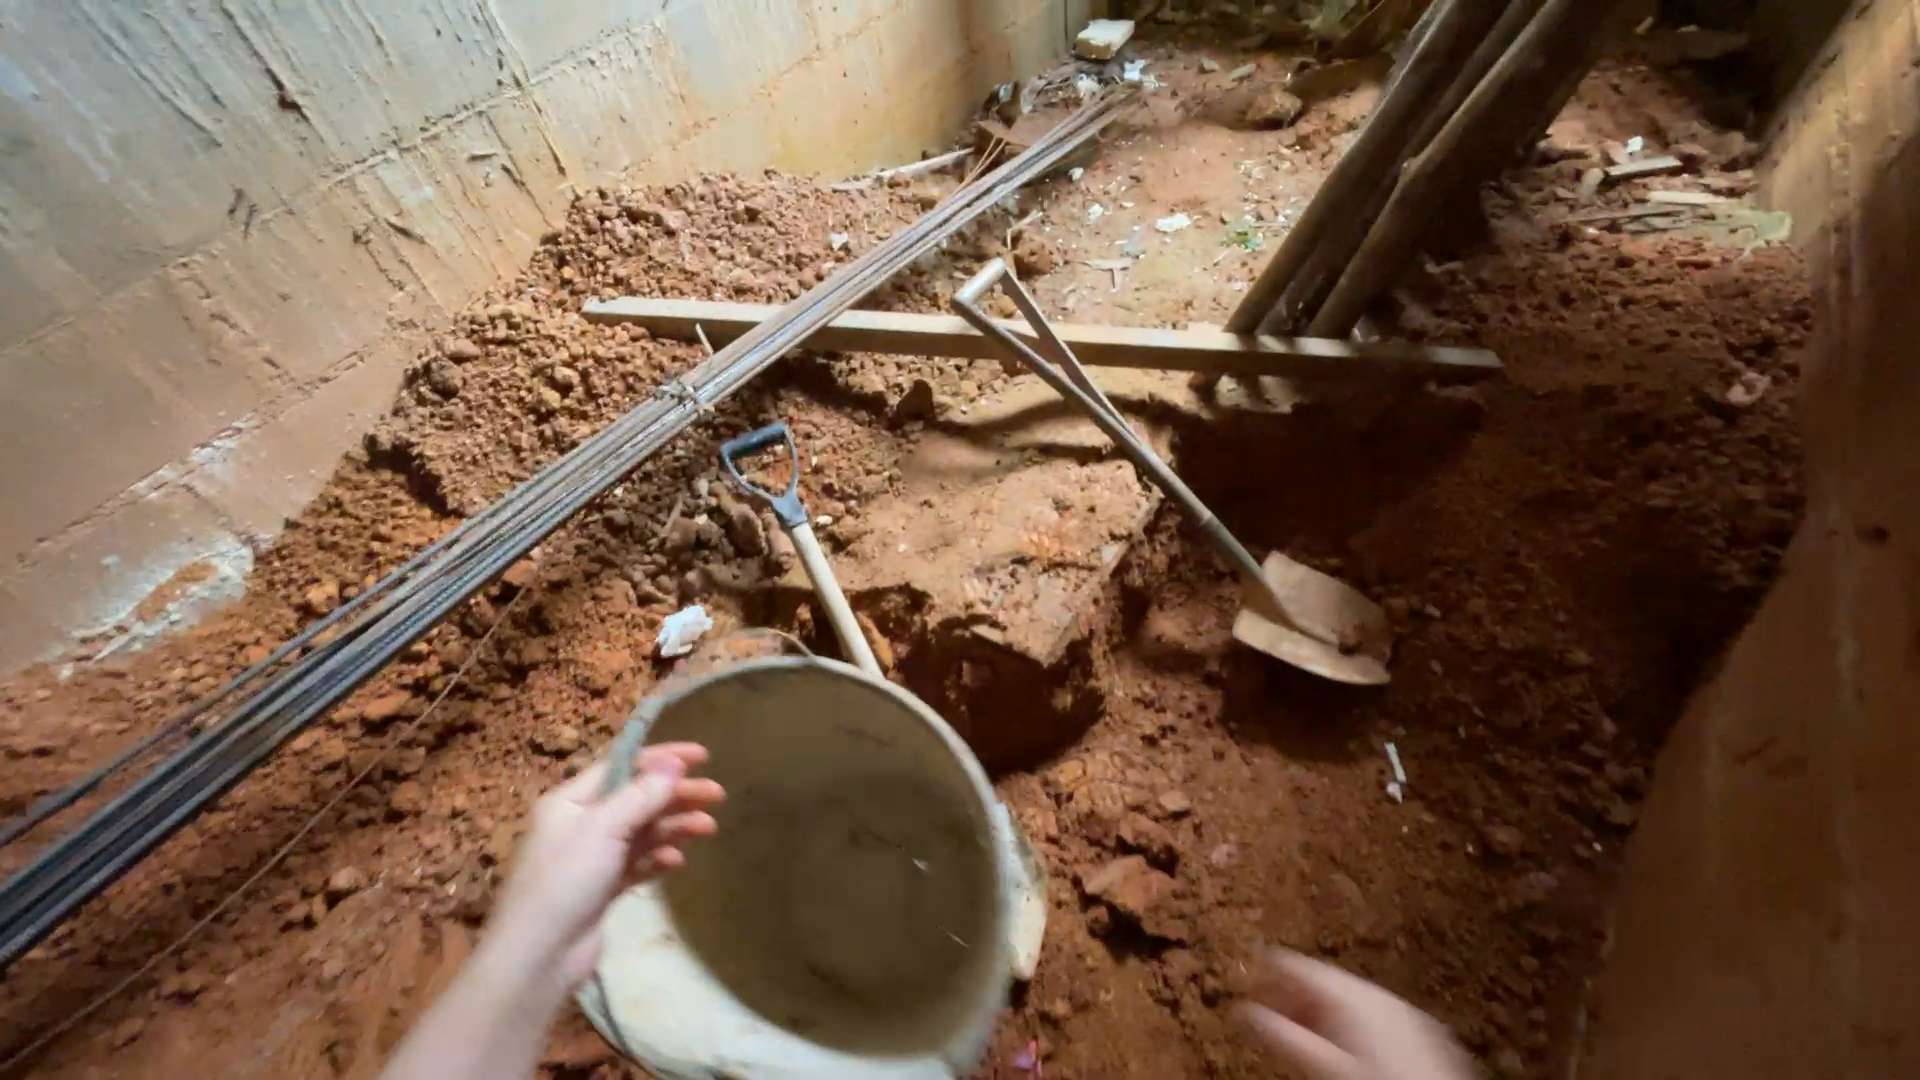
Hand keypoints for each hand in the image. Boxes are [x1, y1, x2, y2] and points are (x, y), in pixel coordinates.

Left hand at [481, 742, 723, 997]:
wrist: (536, 959)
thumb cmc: (565, 880)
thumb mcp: (604, 827)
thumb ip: (642, 793)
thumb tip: (674, 763)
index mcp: (572, 800)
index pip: (624, 765)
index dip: (664, 758)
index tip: (703, 756)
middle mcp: (581, 823)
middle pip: (639, 798)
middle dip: (678, 794)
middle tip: (717, 795)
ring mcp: (592, 858)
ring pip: (644, 830)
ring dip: (676, 826)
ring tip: (708, 828)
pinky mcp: (602, 888)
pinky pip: (639, 862)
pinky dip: (659, 858)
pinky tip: (677, 862)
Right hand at [1237, 950, 1474, 1079]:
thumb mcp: (1323, 1067)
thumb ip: (1282, 1037)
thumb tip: (1240, 1011)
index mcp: (1349, 992)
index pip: (1291, 964)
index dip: (1263, 973)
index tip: (1244, 988)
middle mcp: (1375, 990)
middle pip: (1320, 982)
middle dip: (1293, 1002)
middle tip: (1275, 1028)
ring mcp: (1403, 1010)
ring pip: (1347, 1001)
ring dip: (1322, 1018)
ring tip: (1309, 1047)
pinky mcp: (1422, 1032)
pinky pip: (1373, 1017)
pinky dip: (1352, 1028)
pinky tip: (1349, 1056)